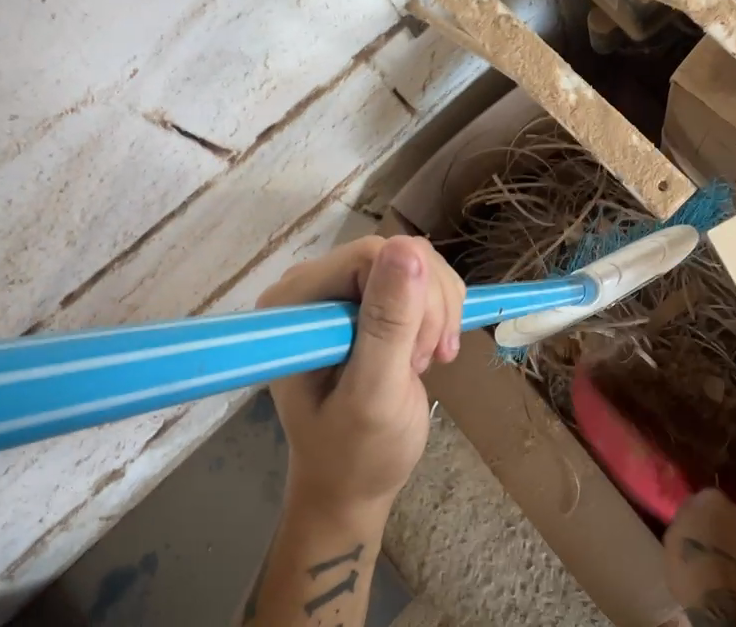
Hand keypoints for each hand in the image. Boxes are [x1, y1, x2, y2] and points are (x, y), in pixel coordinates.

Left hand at [256, 235, 466, 517]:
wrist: (355, 484)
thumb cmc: (356, 453)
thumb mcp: (375, 395)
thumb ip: (388, 325)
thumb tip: (407, 250)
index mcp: (294, 304)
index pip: (369, 256)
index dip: (409, 295)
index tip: (418, 353)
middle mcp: (312, 286)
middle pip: (397, 254)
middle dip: (428, 306)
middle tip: (426, 361)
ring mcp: (341, 290)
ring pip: (416, 260)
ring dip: (439, 310)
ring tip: (426, 360)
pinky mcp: (368, 297)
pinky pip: (421, 274)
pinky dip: (441, 310)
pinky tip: (430, 349)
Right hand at [664, 489, 735, 626]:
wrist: (721, 600)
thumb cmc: (689, 563)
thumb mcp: (672, 536)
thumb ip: (684, 519)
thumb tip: (689, 515)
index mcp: (712, 497)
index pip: (701, 498)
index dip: (694, 512)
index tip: (688, 526)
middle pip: (723, 512)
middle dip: (714, 523)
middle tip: (702, 540)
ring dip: (728, 540)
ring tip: (714, 559)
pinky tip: (726, 570)